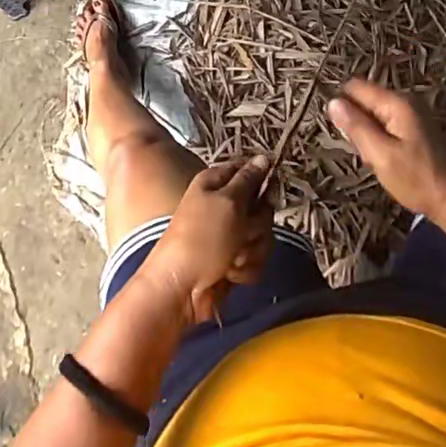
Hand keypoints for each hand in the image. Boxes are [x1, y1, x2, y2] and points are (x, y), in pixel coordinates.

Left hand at [136, 156, 273, 323]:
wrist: (179, 290)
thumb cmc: (201, 238)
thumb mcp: (227, 202)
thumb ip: (249, 180)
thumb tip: (263, 156)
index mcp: (217, 183)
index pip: (251, 170)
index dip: (262, 182)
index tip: (266, 194)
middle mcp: (224, 205)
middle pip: (263, 207)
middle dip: (257, 224)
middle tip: (241, 232)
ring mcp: (230, 234)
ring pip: (263, 235)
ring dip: (252, 249)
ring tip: (232, 258)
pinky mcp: (234, 260)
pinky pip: (257, 259)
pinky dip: (246, 268)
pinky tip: (230, 273)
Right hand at [329, 78, 445, 220]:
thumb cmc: (416, 179)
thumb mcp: (380, 154)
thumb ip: (356, 126)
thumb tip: (333, 102)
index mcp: (398, 103)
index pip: (356, 87)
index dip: (343, 105)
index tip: (342, 132)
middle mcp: (406, 102)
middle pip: (365, 101)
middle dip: (356, 124)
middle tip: (364, 151)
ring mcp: (412, 115)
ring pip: (373, 116)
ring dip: (367, 136)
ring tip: (376, 159)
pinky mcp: (414, 129)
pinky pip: (385, 126)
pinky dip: (379, 141)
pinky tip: (385, 161)